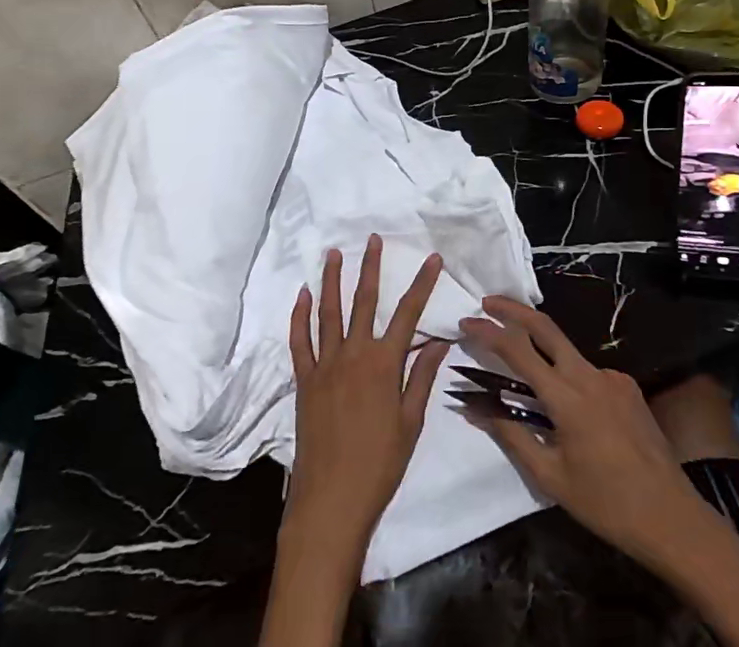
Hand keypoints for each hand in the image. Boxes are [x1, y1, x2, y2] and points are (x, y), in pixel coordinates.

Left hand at [284, 235, 450, 552]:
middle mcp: (353, 356)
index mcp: (384, 364)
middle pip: (363, 302)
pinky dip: (300, 316)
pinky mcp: (304, 382)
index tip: (432, 258)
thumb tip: (439, 341)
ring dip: (331, 281)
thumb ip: (421, 377)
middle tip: (372, 239)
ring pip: (327, 314)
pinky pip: (299, 342)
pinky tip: (303, 296)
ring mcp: (324, 367)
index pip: (408, 314)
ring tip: (333, 253)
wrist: (331, 501)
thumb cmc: (380, 463)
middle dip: (370, 268)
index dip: (422, 284)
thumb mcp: (411, 421)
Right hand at [457, 297, 733, 571]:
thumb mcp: (549, 476)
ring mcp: (613, 378)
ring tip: (521, 370)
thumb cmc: (604, 502)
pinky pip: (589, 373)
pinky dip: (568, 377)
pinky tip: (565, 407)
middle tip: (488, 303)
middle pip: (546, 328)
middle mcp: (590, 375)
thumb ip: (511, 435)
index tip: (467, 321)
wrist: (669, 514)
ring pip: (568, 352)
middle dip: (515, 310)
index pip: (519, 351)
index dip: (489, 332)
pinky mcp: (628, 387)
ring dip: (541, 349)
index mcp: (567, 398)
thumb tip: (475, 408)